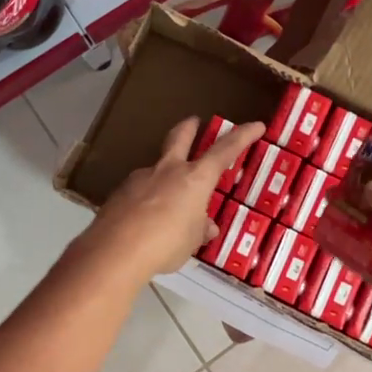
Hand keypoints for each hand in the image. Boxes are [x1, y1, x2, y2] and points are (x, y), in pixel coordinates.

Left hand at [76, 117, 265, 281]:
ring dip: (163, 174)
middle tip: (193, 120)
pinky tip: (142, 219)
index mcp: (195, 179)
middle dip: (188, 127)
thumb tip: (206, 226)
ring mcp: (140, 178)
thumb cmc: (166, 243)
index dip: (242, 136)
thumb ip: (199, 229)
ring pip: (156, 168)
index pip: (224, 151)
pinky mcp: (119, 193)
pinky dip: (145, 199)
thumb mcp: (191, 241)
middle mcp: (168, 171)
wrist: (116, 251)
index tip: (256, 125)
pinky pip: (139, 191)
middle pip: (179, 138)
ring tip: (166, 201)